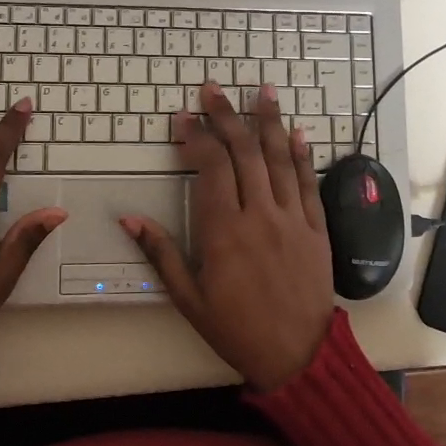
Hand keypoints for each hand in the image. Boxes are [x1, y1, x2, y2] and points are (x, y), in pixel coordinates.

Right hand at [121, 82, 335, 390]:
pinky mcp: (316, 229)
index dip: (196, 137)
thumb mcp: (189, 298)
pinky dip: (303, 155)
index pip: (209, 167)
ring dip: (269, 121)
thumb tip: (129, 220)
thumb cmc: (236, 330)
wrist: (299, 356)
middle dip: (226, 116)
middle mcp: (259, 215)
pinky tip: (297, 132)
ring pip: (280, 159)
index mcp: (223, 230)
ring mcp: (292, 219)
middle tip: (213, 89)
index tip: (183, 117)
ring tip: (262, 90)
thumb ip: (160, 254)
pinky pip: (310, 183)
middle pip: (243, 152)